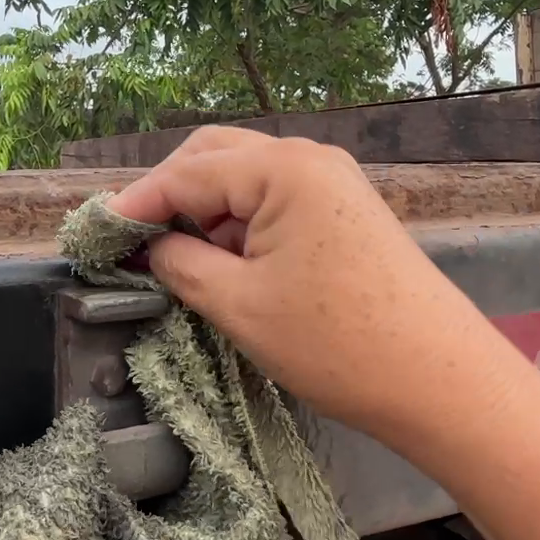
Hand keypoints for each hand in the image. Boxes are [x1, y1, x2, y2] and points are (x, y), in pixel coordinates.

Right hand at [106, 127, 524, 450]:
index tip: (95, 232)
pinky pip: (273, 200)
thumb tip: (149, 246)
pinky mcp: (343, 210)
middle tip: (133, 240)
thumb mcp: (239, 305)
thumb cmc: (335, 344)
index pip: (187, 173)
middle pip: (214, 156)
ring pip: (243, 178)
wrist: (444, 383)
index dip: (135, 203)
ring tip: (177, 258)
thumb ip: (180, 263)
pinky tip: (225, 260)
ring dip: (203, 210)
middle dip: (169, 195)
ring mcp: (331, 182)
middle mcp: (307, 159)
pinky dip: (238, 223)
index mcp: (282, 169)